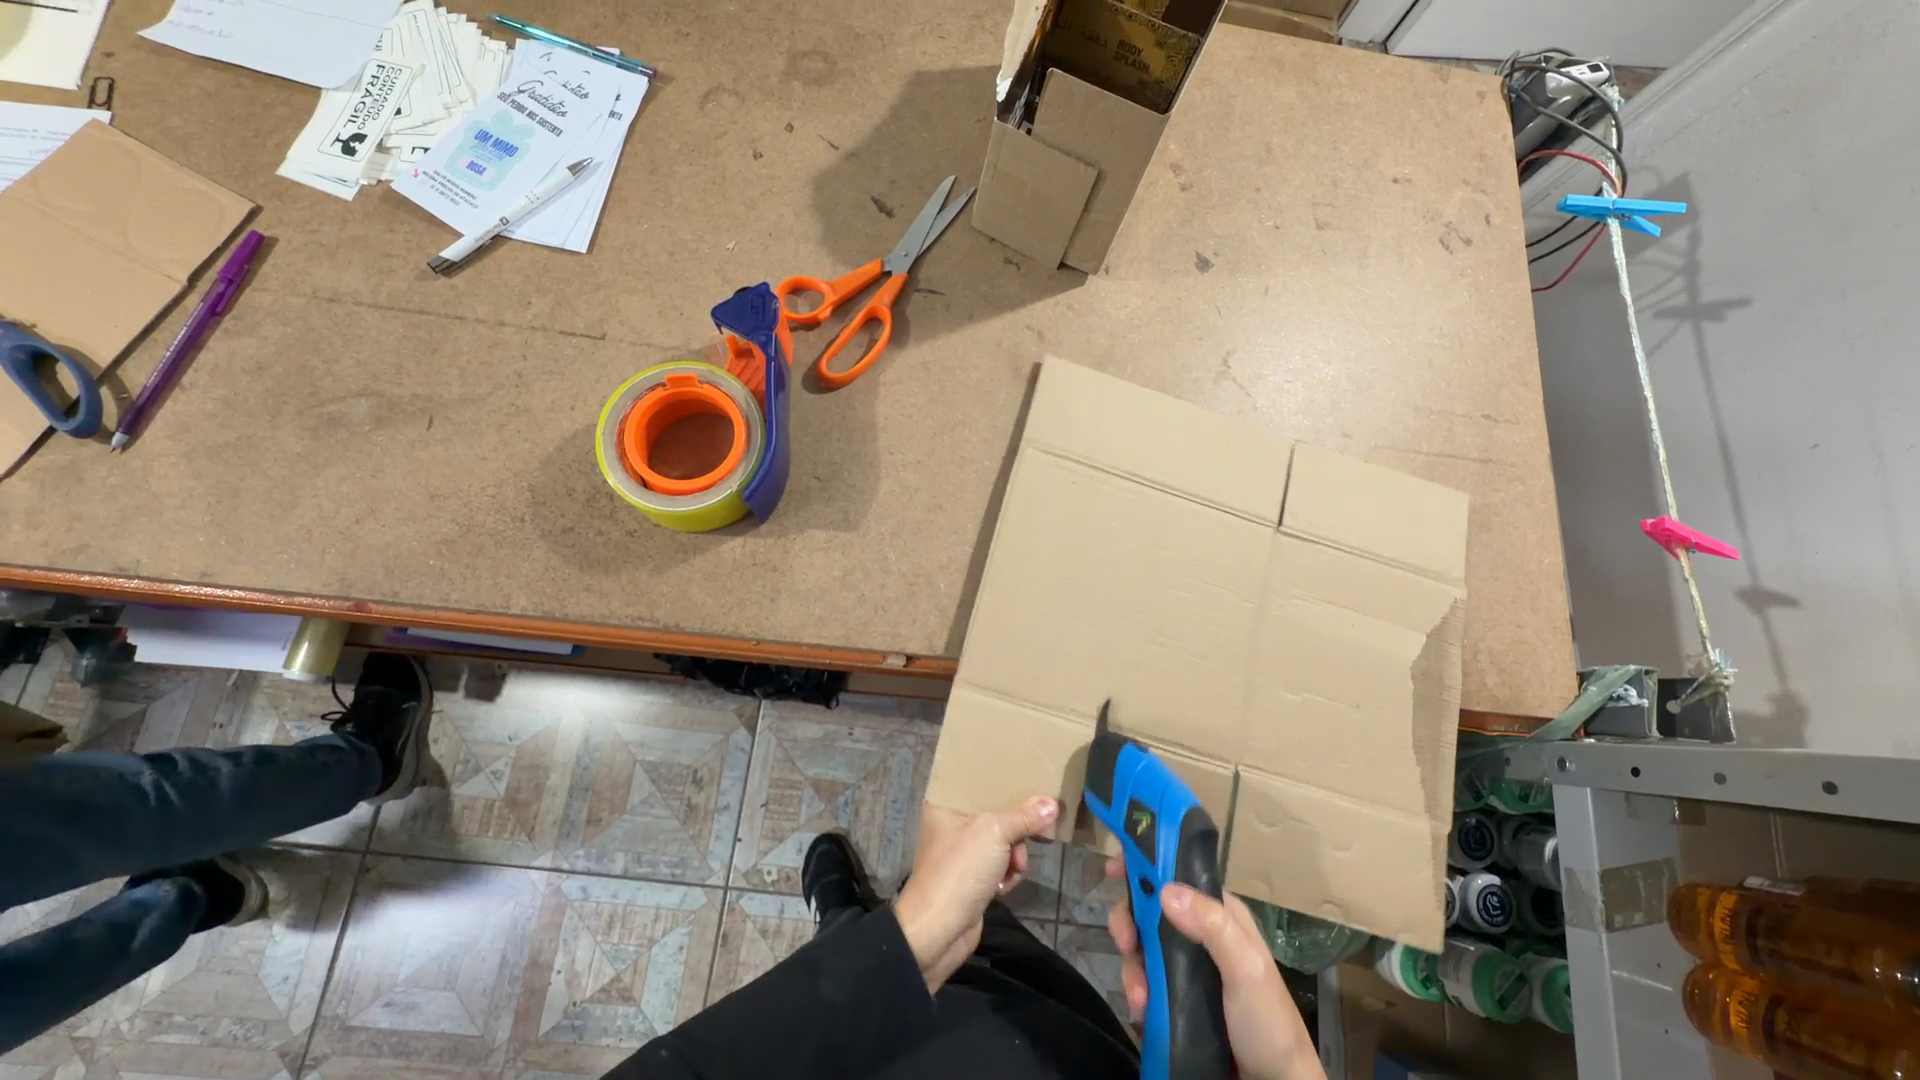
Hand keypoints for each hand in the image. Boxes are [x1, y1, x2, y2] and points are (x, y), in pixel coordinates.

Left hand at [892, 796, 1058, 991]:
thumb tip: (1052, 803)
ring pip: (1002, 841)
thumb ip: (1023, 817)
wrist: (938, 932)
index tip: (1035, 785)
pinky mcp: (971, 878)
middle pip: (996, 813)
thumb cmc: (959, 872)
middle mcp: (951, 823)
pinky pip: (999, 865)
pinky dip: (1006, 874)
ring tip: (1013, 869)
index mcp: (946, 803)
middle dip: (1016, 830)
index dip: (1008, 785)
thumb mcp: (993, 834)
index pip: (982, 783)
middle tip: (1030, 838)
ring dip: (1013, 856)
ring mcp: (961, 853)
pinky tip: (1003, 887)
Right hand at [1105, 859, 1325, 1079]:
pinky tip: (1142, 1009)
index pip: (1179, 875)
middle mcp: (1200, 934)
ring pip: (1141, 946)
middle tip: (1123, 940)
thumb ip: (1211, 926)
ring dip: (1132, 966)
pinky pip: (1142, 979)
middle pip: (1150, 909)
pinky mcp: (1173, 996)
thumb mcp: (1247, 969)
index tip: (1114, 868)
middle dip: (1130, 922)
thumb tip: (1166, 890)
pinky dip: (1135, 990)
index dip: (1146, 866)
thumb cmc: (1268, 1022)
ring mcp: (1185, 966)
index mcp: (1221, 915)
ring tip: (1139, 996)